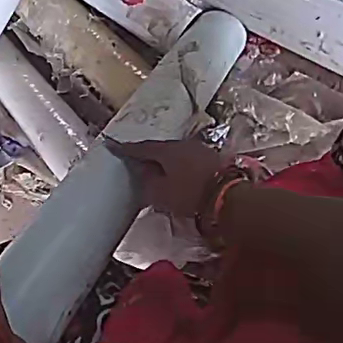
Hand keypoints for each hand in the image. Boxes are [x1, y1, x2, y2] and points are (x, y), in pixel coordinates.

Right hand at [108, 136, 227, 218]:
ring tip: (158, 169)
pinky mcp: (213, 160)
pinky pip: (188, 160)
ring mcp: (200, 150)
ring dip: (166, 161)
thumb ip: (147, 180)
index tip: (112, 145)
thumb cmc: (190, 195)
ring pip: (176, 153)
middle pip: (160, 148)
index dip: (125, 148)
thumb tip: (142, 170)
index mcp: (166, 150)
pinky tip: (178, 174)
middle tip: (137, 160)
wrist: (231, 197)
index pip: (140, 147)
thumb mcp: (161, 192)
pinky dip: (180, 166)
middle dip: (148, 154)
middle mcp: (183, 145)